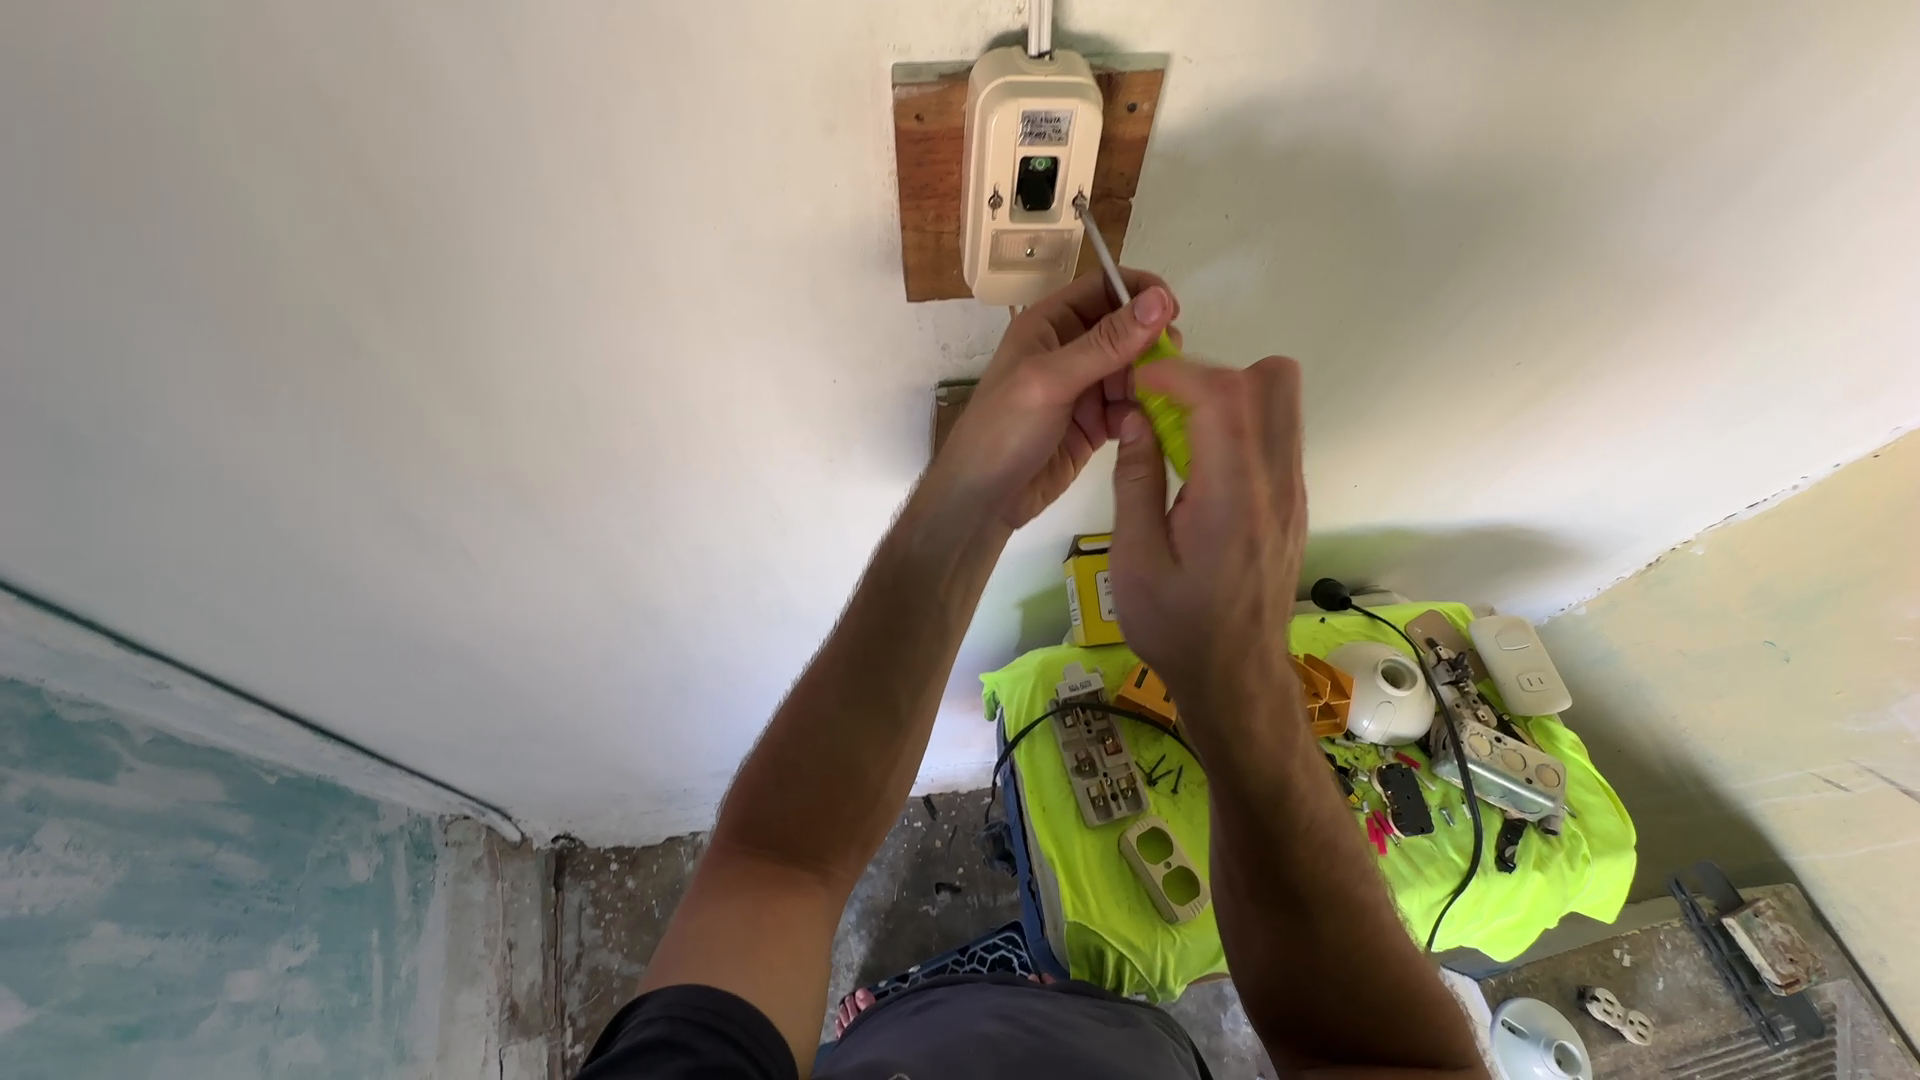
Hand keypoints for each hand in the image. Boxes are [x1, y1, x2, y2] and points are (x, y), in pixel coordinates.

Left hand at [928, 269, 1178, 529]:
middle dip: (1150, 343)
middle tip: (1170, 366)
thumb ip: (1107, 342)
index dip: (1139, 293)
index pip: (1103, 287)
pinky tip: (1145, 425)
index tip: (1173, 313)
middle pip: (1125, 330)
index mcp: (1048, 325)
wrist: (983, 499)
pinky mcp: (1093, 425)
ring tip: (1158, 400)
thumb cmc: (1004, 431)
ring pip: (1132, 370)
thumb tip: (1160, 300)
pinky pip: (1128, 408)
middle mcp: (1067, 350)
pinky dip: (1141, 413)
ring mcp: (1081, 390)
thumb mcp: (1051, 379)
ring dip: (1149, 381)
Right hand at [1106, 356, 1307, 705]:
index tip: (1139, 384)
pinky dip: (1238, 428)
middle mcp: (1277, 483)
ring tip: (1176, 434)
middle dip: (1212, 375)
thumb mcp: (1135, 559)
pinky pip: (1275, 436)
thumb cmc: (1175, 625)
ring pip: (1282, 403)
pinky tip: (1198, 468)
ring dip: (1228, 398)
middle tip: (1163, 407)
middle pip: (1273, 380)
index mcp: (1234, 497)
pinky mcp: (1291, 504)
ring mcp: (1292, 492)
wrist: (1234, 676)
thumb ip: (1136, 482)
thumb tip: (1136, 419)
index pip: (1224, 396)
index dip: (1177, 373)